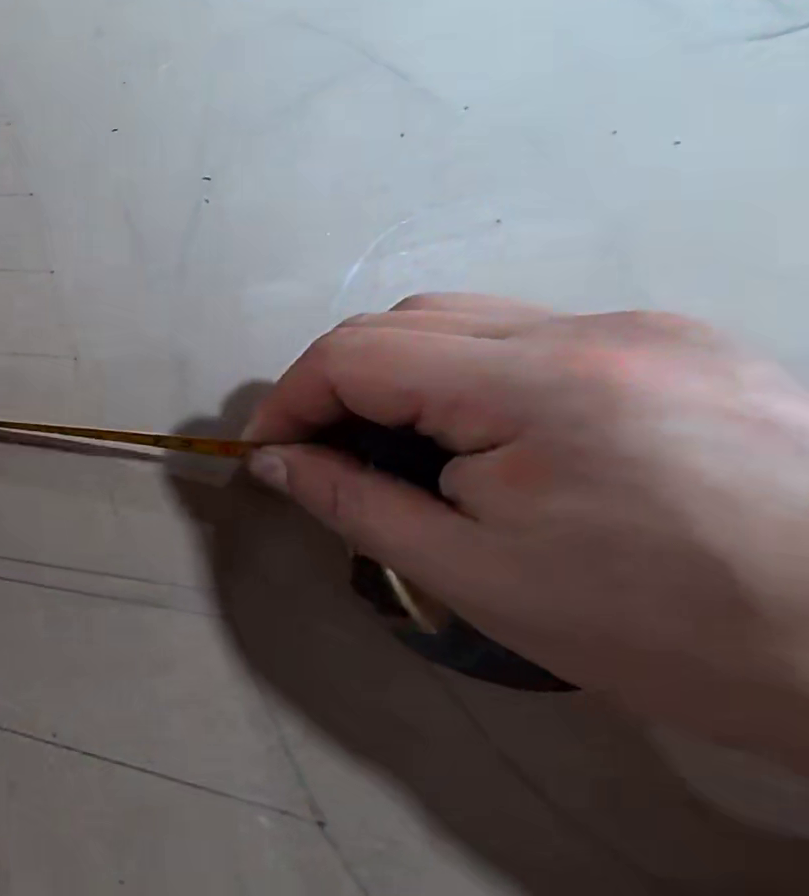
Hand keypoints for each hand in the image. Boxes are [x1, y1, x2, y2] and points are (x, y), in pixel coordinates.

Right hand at [243, 294, 808, 767]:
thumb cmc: (673, 631)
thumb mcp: (475, 575)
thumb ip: (352, 503)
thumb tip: (273, 460)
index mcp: (539, 385)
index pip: (355, 354)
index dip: (290, 399)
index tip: (267, 451)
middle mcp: (592, 331)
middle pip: (401, 321)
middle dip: (335, 381)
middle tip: (322, 449)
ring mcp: (646, 330)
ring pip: (460, 318)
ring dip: (398, 371)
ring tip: (395, 442)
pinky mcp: (681, 346)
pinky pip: (524, 335)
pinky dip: (464, 371)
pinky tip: (482, 432)